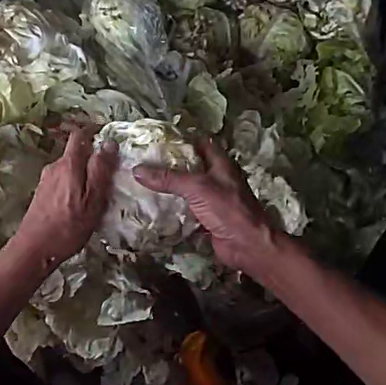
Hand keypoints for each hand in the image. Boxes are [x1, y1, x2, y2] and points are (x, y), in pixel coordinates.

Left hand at [9, 126, 116, 270]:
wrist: (34, 250)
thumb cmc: (69, 227)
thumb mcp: (93, 200)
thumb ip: (101, 170)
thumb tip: (108, 143)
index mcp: (69, 165)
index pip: (80, 135)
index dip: (95, 131)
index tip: (110, 139)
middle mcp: (54, 167)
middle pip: (76, 152)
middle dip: (93, 156)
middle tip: (111, 170)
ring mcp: (46, 180)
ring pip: (70, 167)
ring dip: (84, 172)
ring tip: (99, 189)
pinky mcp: (43, 193)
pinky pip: (64, 180)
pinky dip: (75, 183)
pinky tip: (82, 201)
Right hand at [134, 140, 291, 277]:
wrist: (247, 245)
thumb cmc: (228, 210)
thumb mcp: (197, 188)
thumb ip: (169, 178)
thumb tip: (138, 170)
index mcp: (220, 164)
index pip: (200, 143)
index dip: (182, 139)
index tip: (157, 139)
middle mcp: (217, 178)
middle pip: (191, 166)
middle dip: (170, 164)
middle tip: (144, 161)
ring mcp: (213, 199)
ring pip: (187, 188)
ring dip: (170, 187)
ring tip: (143, 181)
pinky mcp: (207, 218)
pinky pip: (186, 209)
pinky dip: (172, 208)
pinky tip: (153, 206)